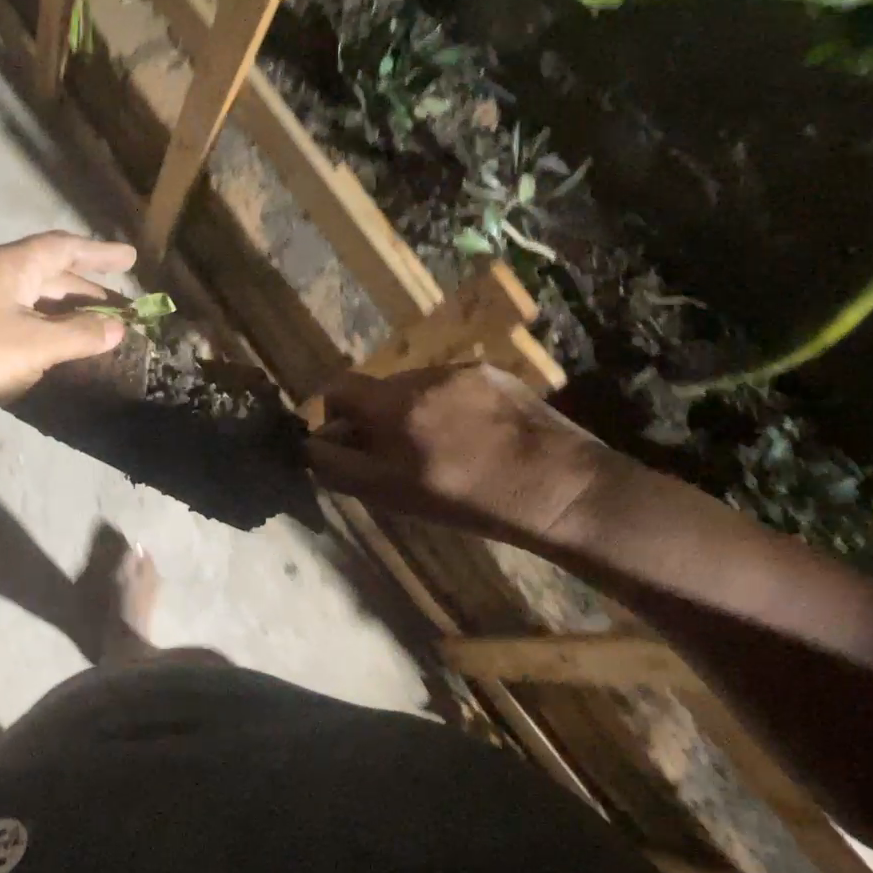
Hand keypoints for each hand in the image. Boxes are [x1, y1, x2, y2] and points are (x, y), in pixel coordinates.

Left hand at [0, 231, 137, 447]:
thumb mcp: (36, 347)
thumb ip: (81, 335)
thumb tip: (119, 329)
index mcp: (8, 264)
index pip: (63, 247)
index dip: (100, 253)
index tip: (131, 257)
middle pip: (51, 273)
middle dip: (90, 290)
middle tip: (127, 304)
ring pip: (36, 299)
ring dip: (70, 312)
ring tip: (104, 327)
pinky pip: (21, 319)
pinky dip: (48, 328)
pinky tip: (64, 346)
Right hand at [305, 364, 606, 539]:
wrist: (562, 489)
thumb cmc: (468, 500)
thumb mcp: (391, 493)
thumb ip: (339, 466)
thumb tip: (310, 446)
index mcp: (393, 404)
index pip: (337, 387)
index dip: (331, 415)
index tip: (345, 444)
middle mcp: (423, 377)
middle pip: (377, 390)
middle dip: (375, 419)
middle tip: (395, 458)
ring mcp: (463, 372)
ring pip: (414, 390)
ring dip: (411, 414)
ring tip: (441, 451)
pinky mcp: (496, 375)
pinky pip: (452, 388)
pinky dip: (448, 409)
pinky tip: (474, 440)